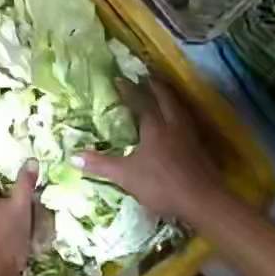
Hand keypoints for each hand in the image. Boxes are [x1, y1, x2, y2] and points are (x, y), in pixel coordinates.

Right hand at [76, 77, 223, 222]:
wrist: (201, 200)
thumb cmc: (161, 185)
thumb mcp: (125, 176)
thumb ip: (100, 164)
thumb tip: (73, 156)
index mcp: (154, 126)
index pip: (141, 101)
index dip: (129, 90)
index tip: (119, 79)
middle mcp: (173, 124)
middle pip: (165, 97)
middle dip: (155, 85)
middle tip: (147, 76)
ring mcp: (189, 135)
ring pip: (179, 107)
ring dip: (170, 96)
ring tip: (163, 92)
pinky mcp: (200, 147)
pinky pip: (188, 121)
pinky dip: (180, 114)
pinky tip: (178, 122)